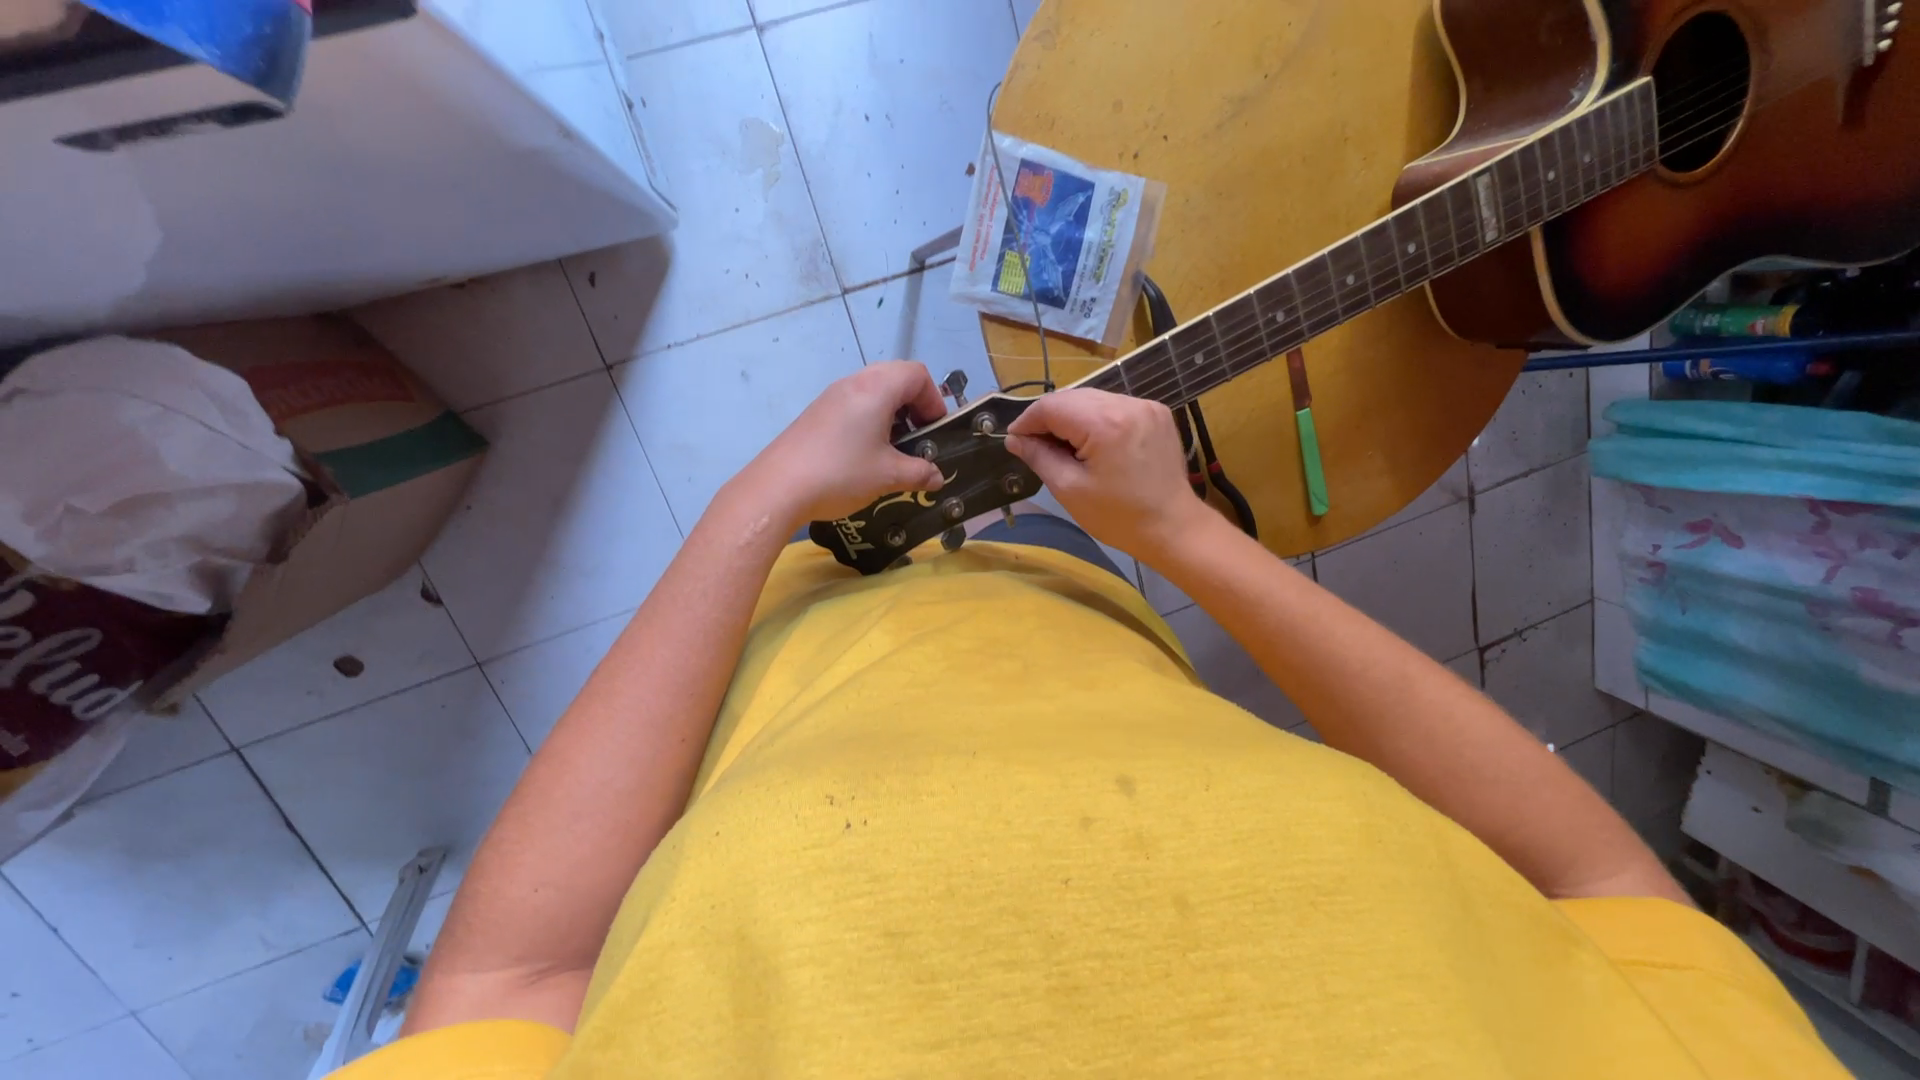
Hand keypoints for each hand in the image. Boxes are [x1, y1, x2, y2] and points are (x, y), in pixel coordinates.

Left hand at [736, 362, 947, 526]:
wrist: (778, 487)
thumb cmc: (841, 473)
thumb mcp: (888, 476)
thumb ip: (919, 473)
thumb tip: (937, 477)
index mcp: (877, 388)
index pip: (917, 374)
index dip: (934, 400)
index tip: (935, 431)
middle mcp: (854, 383)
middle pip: (896, 377)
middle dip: (915, 405)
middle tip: (918, 438)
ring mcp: (831, 396)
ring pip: (873, 391)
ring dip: (892, 414)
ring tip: (894, 449)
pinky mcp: (817, 412)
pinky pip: (854, 404)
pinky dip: (870, 420)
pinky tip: (866, 454)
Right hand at [1004, 388, 1212, 558]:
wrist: (1173, 527)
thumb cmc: (1118, 516)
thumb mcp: (1070, 489)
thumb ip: (1039, 457)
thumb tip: (1014, 439)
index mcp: (1105, 423)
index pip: (1052, 406)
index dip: (1027, 421)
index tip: (1013, 440)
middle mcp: (1127, 404)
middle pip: (1073, 398)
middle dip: (1049, 419)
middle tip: (1034, 446)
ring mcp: (1145, 406)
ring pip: (1093, 400)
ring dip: (1072, 418)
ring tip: (1061, 447)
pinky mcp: (1156, 413)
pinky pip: (1115, 407)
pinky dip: (1096, 419)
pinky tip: (1091, 444)